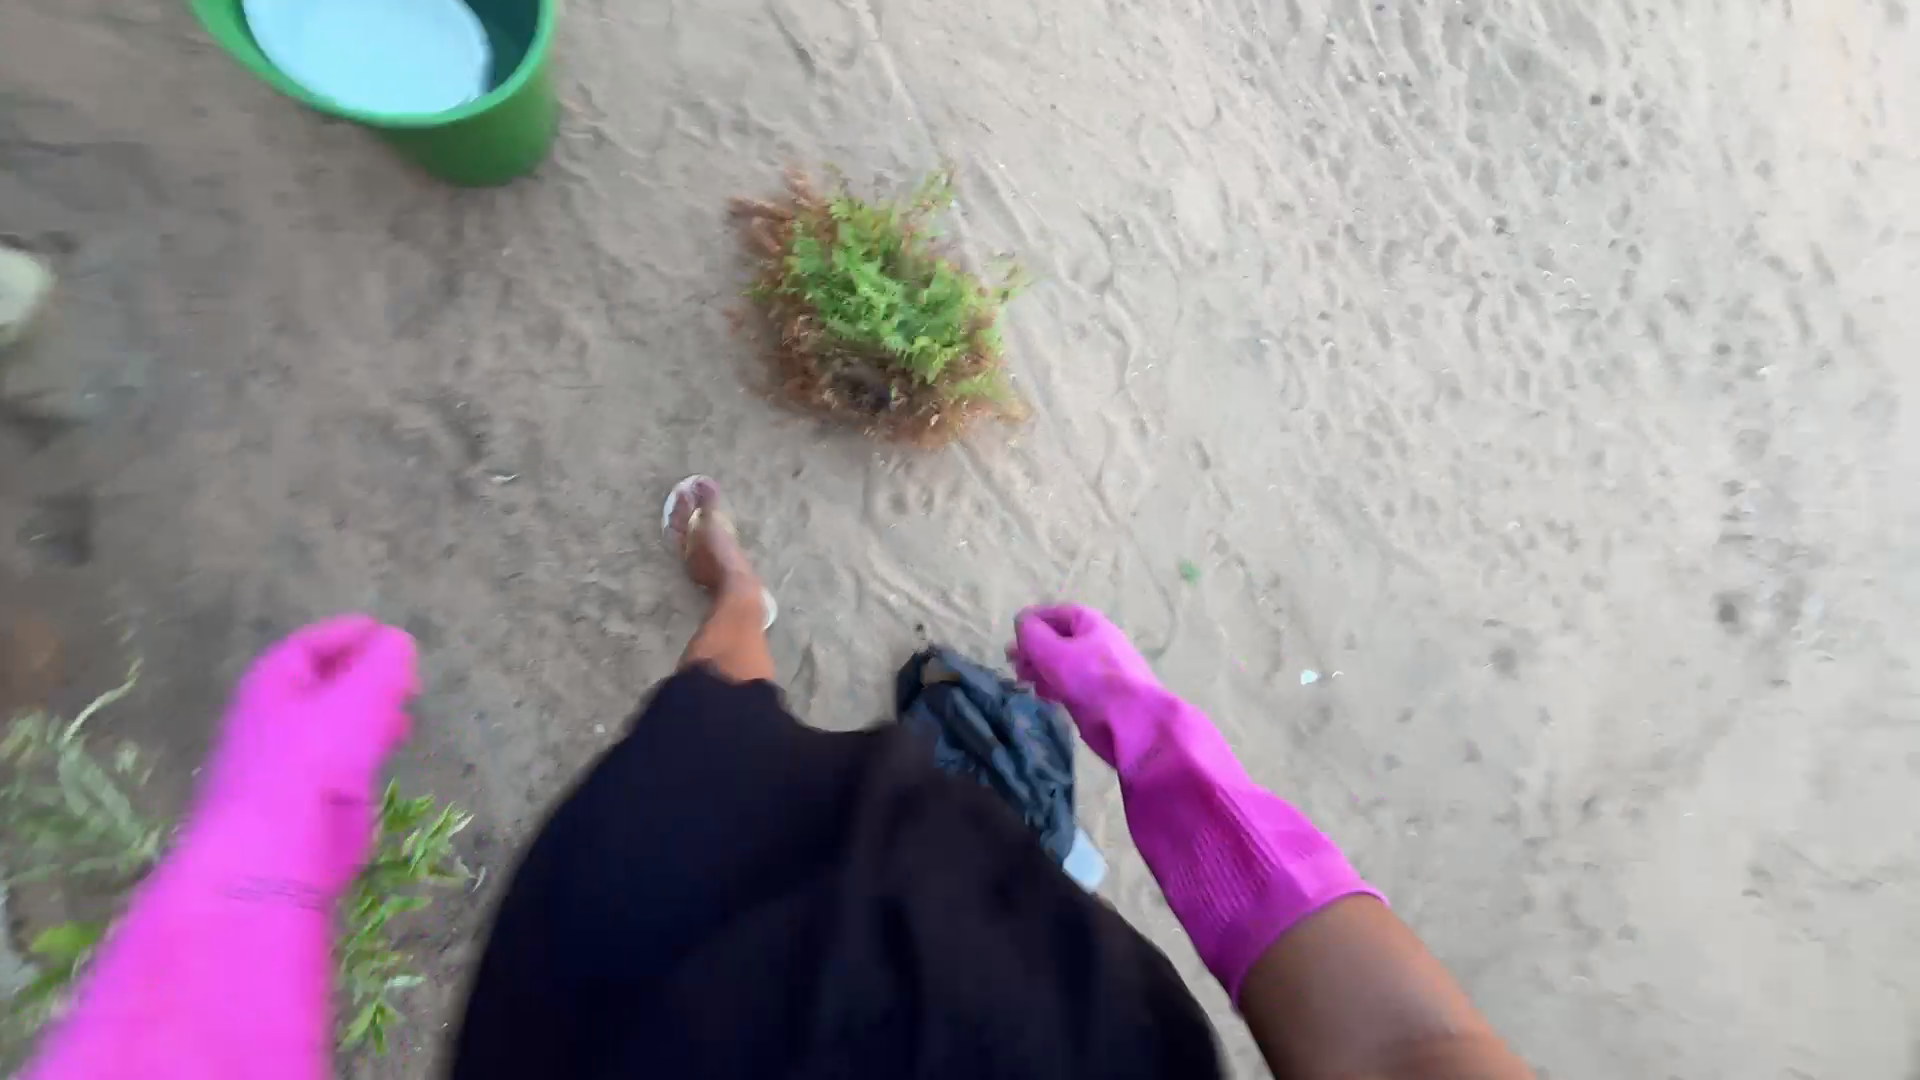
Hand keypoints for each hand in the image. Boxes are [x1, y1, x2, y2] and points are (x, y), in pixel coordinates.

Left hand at [189, 615, 417, 894]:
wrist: (277, 849)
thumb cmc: (312, 760)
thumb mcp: (358, 696)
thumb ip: (384, 662)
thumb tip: (397, 641)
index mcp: (272, 687)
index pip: (309, 646)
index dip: (348, 634)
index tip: (387, 631)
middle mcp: (277, 717)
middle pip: (324, 680)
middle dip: (366, 669)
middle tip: (406, 669)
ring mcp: (295, 755)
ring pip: (338, 714)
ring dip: (373, 703)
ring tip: (408, 700)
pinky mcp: (316, 788)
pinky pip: (347, 747)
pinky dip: (373, 735)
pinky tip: (397, 739)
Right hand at [1008, 604, 1161, 766]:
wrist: (1130, 721)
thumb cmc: (1090, 678)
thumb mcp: (1053, 651)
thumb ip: (1031, 634)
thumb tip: (1021, 622)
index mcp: (1089, 623)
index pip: (1055, 613)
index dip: (1032, 621)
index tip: (1013, 634)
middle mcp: (1094, 641)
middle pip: (1056, 638)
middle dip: (1033, 648)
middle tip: (1012, 661)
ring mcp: (1096, 669)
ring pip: (1060, 662)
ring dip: (1039, 668)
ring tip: (1021, 678)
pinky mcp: (1096, 694)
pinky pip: (1068, 683)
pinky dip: (1053, 685)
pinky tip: (1042, 694)